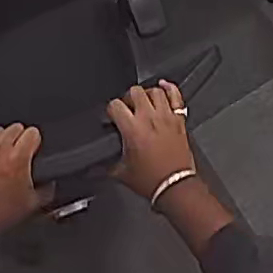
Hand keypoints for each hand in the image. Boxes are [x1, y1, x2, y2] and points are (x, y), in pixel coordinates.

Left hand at [0, 124, 50, 245]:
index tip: (32, 147)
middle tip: (17, 154)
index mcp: (17, 159)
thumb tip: (53, 183)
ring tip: (0, 157)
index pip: (32, 132)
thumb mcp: (32, 204)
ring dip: (0, 141)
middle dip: (18, 139)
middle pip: (14, 128)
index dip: (34, 141)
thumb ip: (48, 189)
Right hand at [107, 82, 192, 198]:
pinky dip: (169, 88)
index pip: (115, 105)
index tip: (111, 116)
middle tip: (126, 108)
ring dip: (147, 93)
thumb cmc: (152, 180)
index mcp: (132, 129)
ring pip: (155, 91)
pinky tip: (163, 86)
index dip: (110, 109)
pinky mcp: (179, 119)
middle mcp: (149, 118)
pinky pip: (176, 96)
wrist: (175, 186)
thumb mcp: (121, 173)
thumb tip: (92, 166)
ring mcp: (166, 117)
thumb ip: (104, 166)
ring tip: (143, 101)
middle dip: (127, 98)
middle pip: (135, 92)